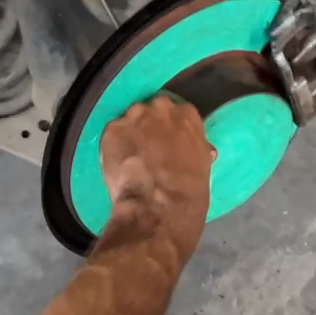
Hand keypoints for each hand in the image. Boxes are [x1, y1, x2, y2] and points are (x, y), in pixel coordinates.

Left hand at [99, 93, 213, 259]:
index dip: (173, 131)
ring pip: (130, 121)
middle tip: (151, 151)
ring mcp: (134, 117)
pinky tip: (120, 165)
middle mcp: (161, 108)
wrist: (159, 206)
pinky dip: (115, 148)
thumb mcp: (203, 168)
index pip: (180, 114)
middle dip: (151, 128)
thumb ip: (197, 151)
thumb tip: (202, 150)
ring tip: (132, 159)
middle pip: (153, 112)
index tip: (171, 144)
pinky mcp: (112, 130)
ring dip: (131, 136)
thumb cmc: (189, 192)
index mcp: (188, 116)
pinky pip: (113, 135)